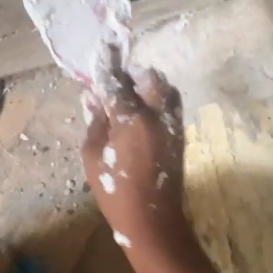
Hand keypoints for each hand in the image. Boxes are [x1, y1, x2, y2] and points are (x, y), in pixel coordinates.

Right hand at [81, 59, 195, 257]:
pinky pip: (170, 105)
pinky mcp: (179, 135)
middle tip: (116, 80)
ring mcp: (172, 125)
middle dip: (133, 74)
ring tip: (130, 94)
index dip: (106, 67)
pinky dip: (157, 99)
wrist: (153, 222)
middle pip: (150, 78)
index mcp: (132, 119)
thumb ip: (95, 121)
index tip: (100, 51)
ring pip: (166, 89)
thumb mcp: (93, 155)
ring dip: (148, 85)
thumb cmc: (115, 192)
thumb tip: (94, 96)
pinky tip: (140, 111)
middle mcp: (157, 115)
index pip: (116, 82)